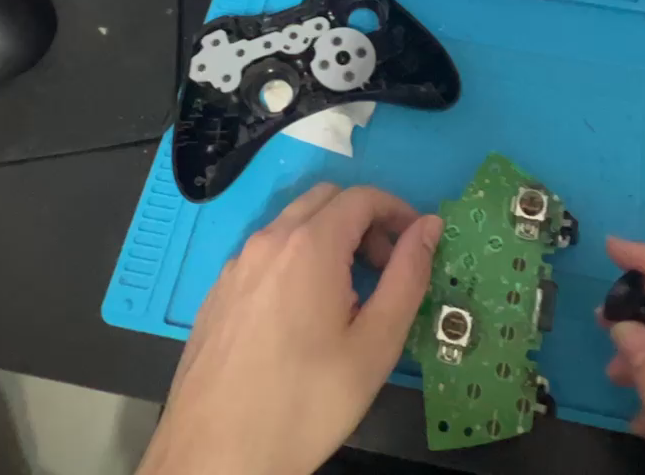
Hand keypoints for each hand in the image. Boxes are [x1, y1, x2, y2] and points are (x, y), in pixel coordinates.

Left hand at [138, 184, 442, 474]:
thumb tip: (430, 227)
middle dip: (365, 219)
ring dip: (331, 236)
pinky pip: (267, 251)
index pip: (362, 197)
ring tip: (350, 293)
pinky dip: (297, 256)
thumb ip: (407, 276)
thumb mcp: (374, 345)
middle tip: (386, 266)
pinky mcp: (219, 289)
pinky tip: (304, 311)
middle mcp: (269, 240)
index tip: (418, 240)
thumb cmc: (305, 402)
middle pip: (326, 199)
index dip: (398, 210)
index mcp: (309, 245)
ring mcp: (238, 263)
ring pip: (293, 222)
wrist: (215, 457)